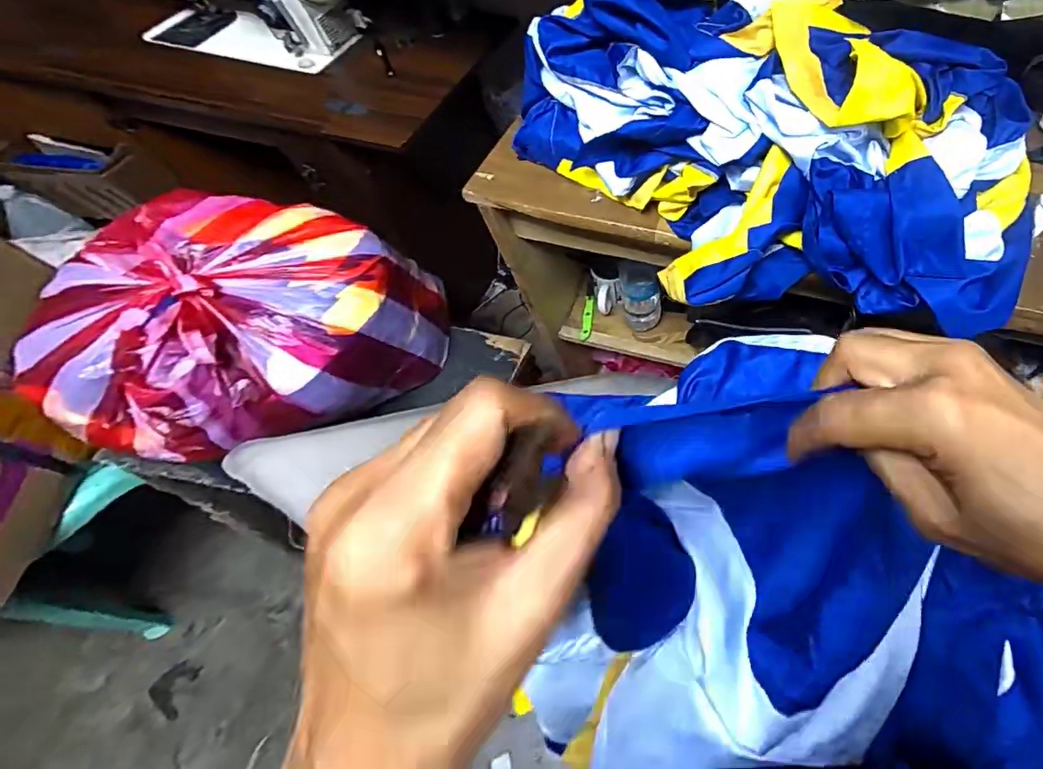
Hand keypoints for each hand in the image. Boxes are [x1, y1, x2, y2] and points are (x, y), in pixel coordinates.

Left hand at [287, 378, 619, 768]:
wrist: (367, 755)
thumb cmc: (458, 681)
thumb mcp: (543, 593)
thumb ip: (589, 504)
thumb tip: (604, 439)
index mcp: (392, 521)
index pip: (482, 406)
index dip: (544, 416)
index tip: (570, 460)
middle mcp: (352, 495)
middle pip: (467, 414)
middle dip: (524, 441)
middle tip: (542, 501)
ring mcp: (340, 501)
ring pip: (452, 428)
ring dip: (501, 456)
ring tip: (511, 518)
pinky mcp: (344, 510)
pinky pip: (430, 453)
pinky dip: (474, 470)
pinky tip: (478, 523)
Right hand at [789, 330, 1042, 616]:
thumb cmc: (1029, 535)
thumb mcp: (940, 519)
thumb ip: (885, 464)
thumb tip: (855, 434)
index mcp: (936, 409)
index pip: (845, 408)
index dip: (806, 432)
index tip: (791, 454)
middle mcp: (947, 362)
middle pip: (856, 347)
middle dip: (827, 386)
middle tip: (826, 434)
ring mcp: (969, 353)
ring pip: (884, 339)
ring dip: (859, 373)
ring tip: (858, 422)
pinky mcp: (983, 358)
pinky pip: (915, 348)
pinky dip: (890, 370)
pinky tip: (897, 408)